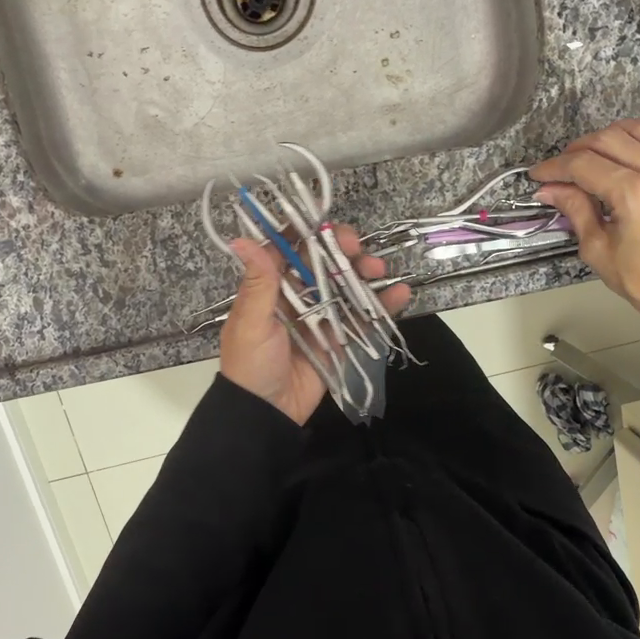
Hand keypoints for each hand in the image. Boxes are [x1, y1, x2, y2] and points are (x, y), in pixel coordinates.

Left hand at [220, 225, 412, 423]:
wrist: (266, 413)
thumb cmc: (251, 364)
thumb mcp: (252, 321)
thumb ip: (258, 281)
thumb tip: (240, 240)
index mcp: (270, 288)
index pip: (289, 250)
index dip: (308, 234)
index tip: (327, 225)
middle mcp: (296, 297)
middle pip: (324, 264)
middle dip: (344, 252)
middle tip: (358, 249)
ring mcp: (320, 318)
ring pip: (346, 286)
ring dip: (365, 274)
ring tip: (379, 269)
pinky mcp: (339, 339)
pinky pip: (362, 318)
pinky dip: (381, 305)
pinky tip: (399, 293)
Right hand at [530, 118, 639, 385]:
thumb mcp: (598, 250)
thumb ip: (576, 210)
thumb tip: (550, 189)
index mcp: (633, 194)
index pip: (583, 165)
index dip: (554, 167)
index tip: (537, 175)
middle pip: (608, 140)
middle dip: (576, 150)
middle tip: (559, 169)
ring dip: (611, 134)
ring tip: (593, 153)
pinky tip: (636, 144)